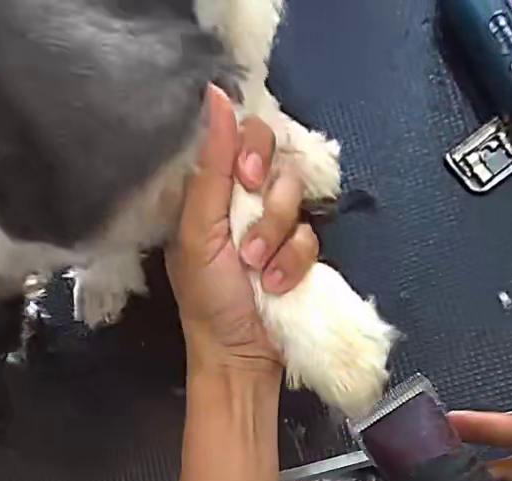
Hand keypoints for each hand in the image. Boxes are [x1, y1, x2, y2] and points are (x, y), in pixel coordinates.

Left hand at [168, 86, 320, 369]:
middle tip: (252, 232)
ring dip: (278, 239)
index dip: (252, 149)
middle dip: (270, 202)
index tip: (246, 175)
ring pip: (298, 204)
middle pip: (278, 164)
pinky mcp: (300, 258)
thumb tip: (218, 94)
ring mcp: (277, 231)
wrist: (241, 355)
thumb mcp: (199, 232)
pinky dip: (295, 264)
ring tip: (258, 271)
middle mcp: (246, 203)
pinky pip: (312, 239)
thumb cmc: (208, 299)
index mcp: (213, 191)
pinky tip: (278, 286)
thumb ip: (212, 168)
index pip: (242, 137)